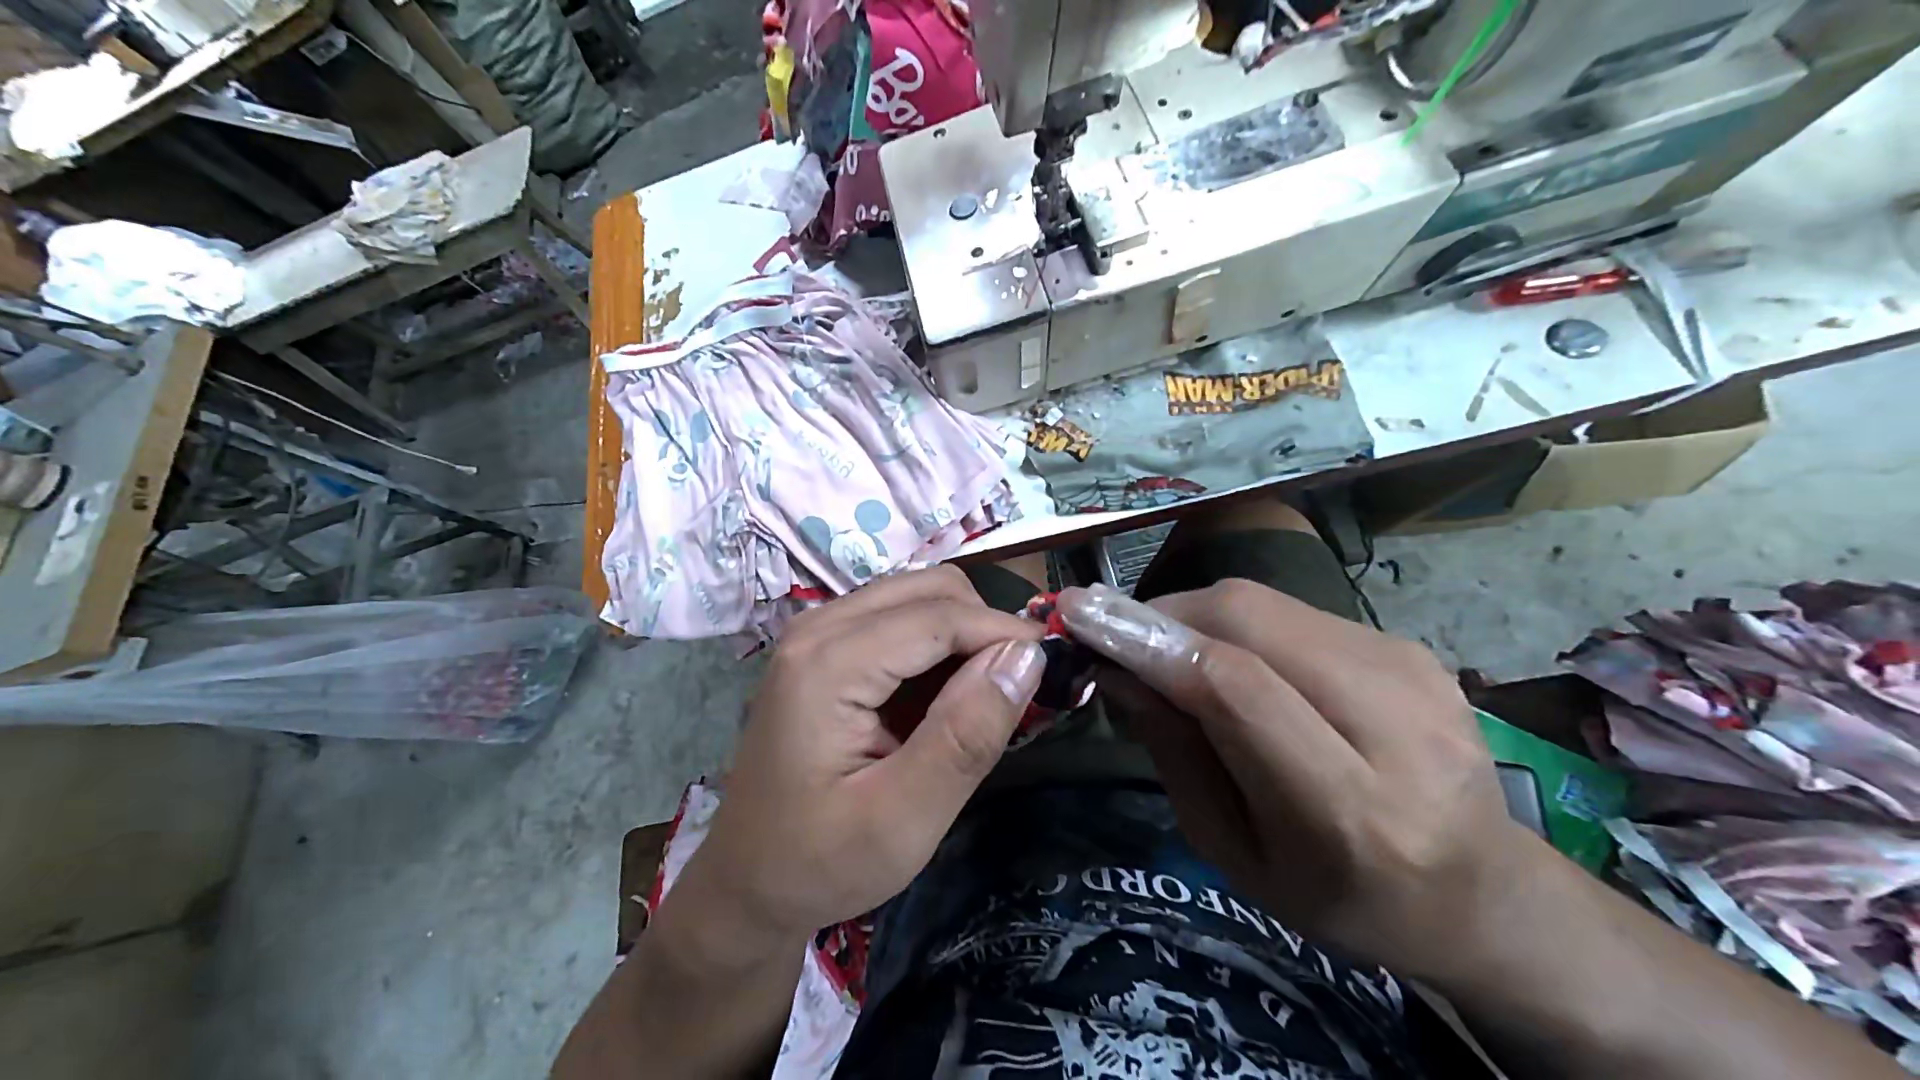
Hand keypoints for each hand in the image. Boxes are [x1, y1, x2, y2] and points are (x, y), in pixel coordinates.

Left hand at [678, 566, 1046, 949]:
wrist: (747, 882)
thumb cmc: (820, 862)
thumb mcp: (903, 820)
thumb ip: (965, 736)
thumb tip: (1026, 658)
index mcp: (827, 664)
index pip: (939, 616)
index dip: (1005, 634)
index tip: (1056, 670)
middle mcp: (817, 627)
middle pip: (929, 590)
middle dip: (986, 627)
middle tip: (1020, 690)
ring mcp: (816, 632)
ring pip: (917, 596)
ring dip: (964, 634)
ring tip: (988, 696)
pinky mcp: (824, 647)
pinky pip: (898, 619)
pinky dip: (938, 645)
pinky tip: (947, 697)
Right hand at [1058, 579, 1538, 979]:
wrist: (1481, 892)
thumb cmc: (1340, 897)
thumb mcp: (1234, 852)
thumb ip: (1175, 754)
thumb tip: (1115, 667)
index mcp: (1351, 811)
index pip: (1236, 689)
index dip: (1150, 640)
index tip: (1081, 614)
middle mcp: (1396, 726)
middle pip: (1251, 621)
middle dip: (1165, 614)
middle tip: (1117, 634)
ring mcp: (1415, 674)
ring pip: (1266, 602)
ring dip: (1196, 615)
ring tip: (1171, 654)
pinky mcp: (1412, 647)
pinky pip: (1292, 610)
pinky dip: (1238, 624)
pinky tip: (1233, 660)